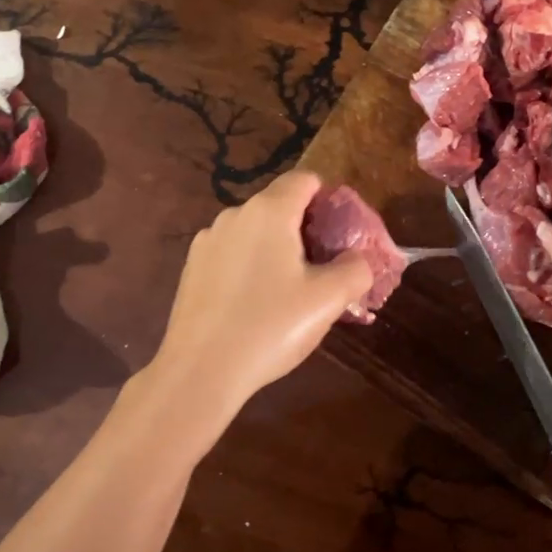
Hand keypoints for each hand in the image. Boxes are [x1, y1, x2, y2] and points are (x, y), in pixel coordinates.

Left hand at [149, 171, 374, 412]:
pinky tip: (254, 306)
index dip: (328, 200)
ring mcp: (208, 240)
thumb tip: (358, 258)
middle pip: (279, 205)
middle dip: (304, 229)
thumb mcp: (327, 300)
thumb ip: (355, 269)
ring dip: (275, 249)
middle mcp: (235, 214)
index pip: (305, 180)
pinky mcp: (192, 267)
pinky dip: (249, 267)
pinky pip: (232, 254)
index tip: (340, 235)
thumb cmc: (270, 327)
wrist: (200, 371)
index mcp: (269, 211)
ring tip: (288, 293)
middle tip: (322, 270)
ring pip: (254, 231)